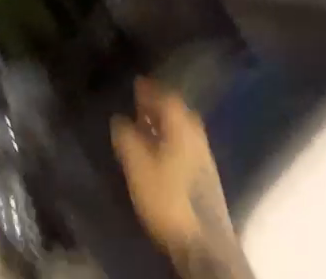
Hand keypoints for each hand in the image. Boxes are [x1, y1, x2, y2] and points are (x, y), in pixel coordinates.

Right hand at [110, 78, 235, 257]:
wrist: (202, 243)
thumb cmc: (166, 198)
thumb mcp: (137, 165)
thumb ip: (127, 137)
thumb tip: (120, 118)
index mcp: (182, 132)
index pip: (170, 99)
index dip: (153, 89)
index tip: (137, 81)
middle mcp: (197, 140)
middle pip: (181, 113)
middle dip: (161, 104)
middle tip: (140, 100)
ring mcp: (204, 159)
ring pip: (185, 130)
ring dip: (167, 122)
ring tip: (146, 122)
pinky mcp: (205, 177)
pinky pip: (187, 144)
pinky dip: (172, 137)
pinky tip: (158, 147)